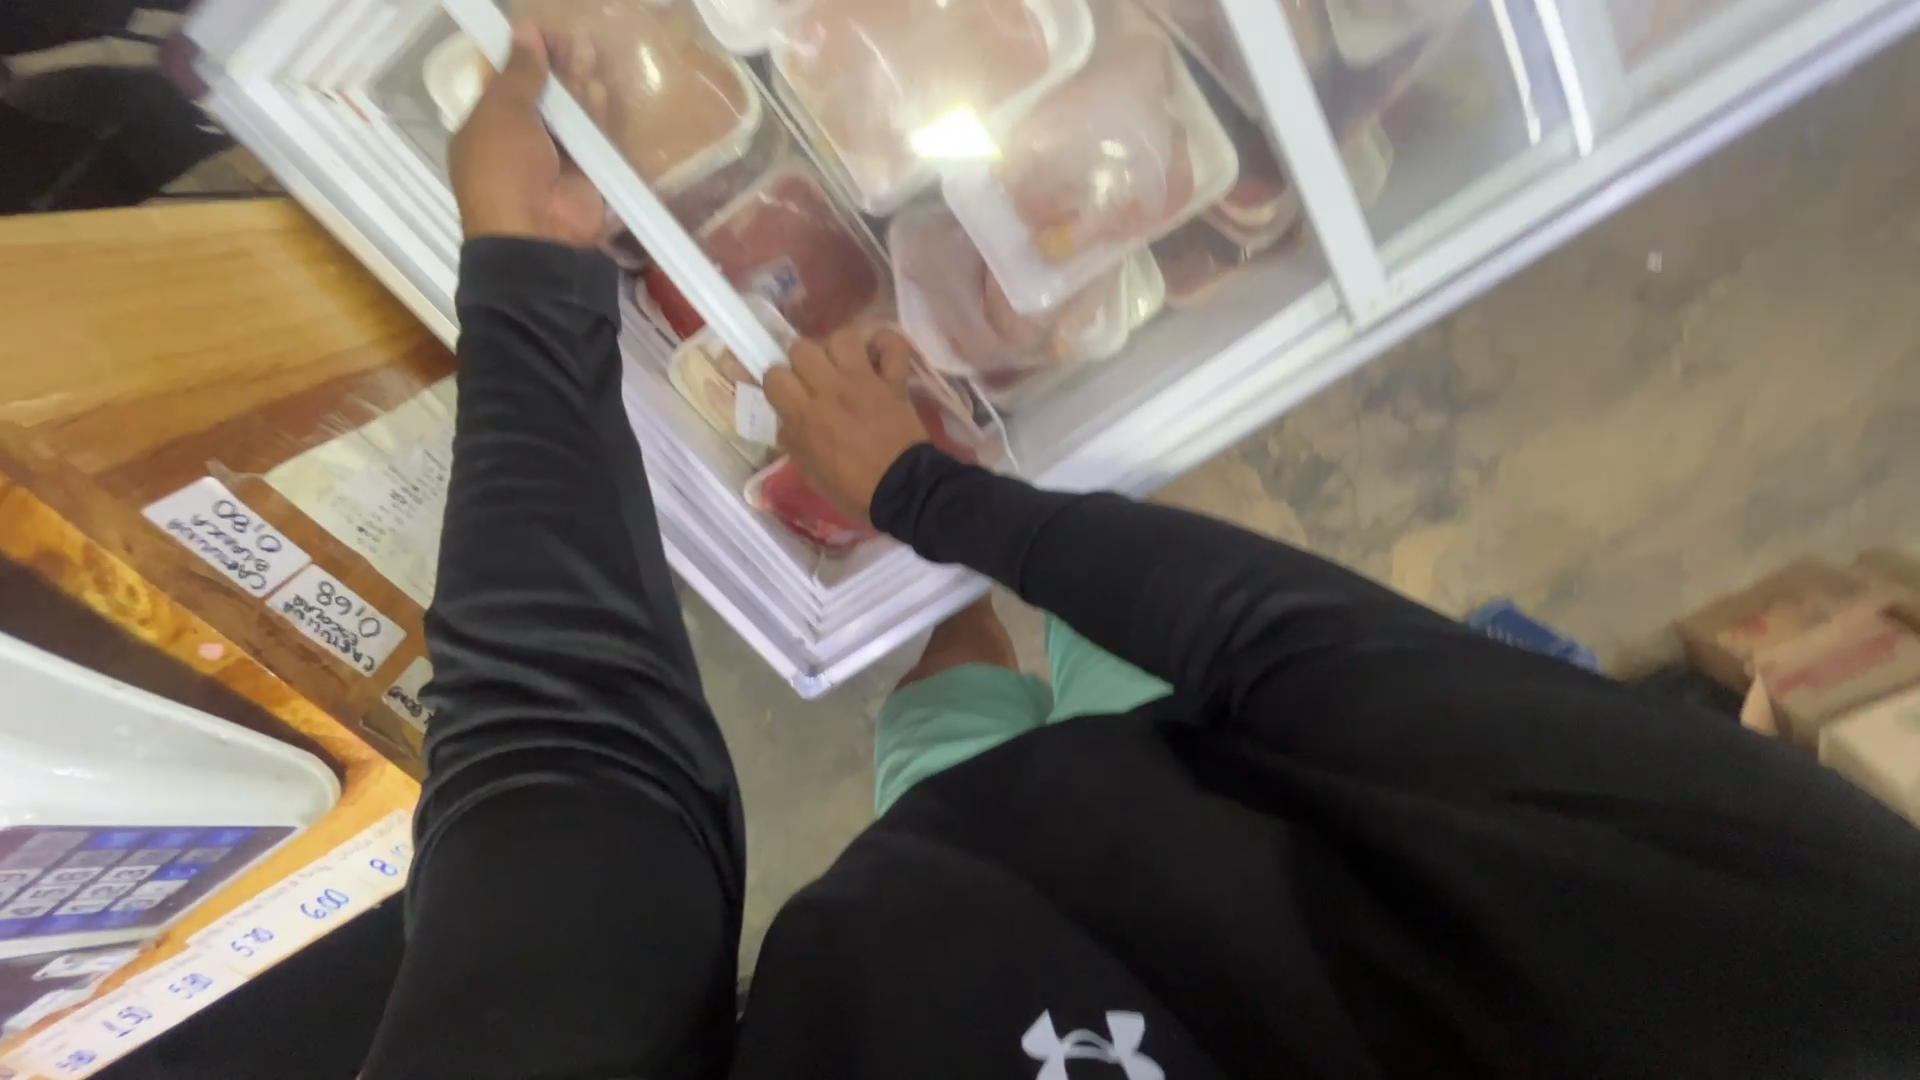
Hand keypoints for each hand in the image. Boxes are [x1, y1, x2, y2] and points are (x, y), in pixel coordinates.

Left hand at [449, 22, 604, 245]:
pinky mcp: (588, 175)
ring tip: (589, 50)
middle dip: (555, 66)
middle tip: (572, 37)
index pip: (505, 83)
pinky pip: (593, 140)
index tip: (537, 30)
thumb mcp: (502, 111)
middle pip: (542, 96)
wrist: (538, 231)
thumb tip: (525, 29)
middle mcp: (522, 142)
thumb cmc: (504, 166)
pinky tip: (600, 89)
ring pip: (570, 116)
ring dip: (578, 84)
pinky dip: (597, 115)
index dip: (521, 55)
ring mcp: (557, 160)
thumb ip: (520, 72)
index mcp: (487, 126)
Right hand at [765, 326, 930, 524]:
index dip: (780, 384)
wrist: (903, 492)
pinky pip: (892, 345)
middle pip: (802, 348)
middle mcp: (830, 391)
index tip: (789, 396)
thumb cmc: (854, 491)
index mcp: (805, 416)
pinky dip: (886, 345)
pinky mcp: (894, 382)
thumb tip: (789, 421)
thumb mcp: (810, 473)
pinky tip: (879, 358)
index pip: (775, 375)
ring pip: (842, 337)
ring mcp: (864, 382)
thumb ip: (794, 441)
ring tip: (845, 366)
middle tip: (816, 381)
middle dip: (804, 361)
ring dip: (840, 348)